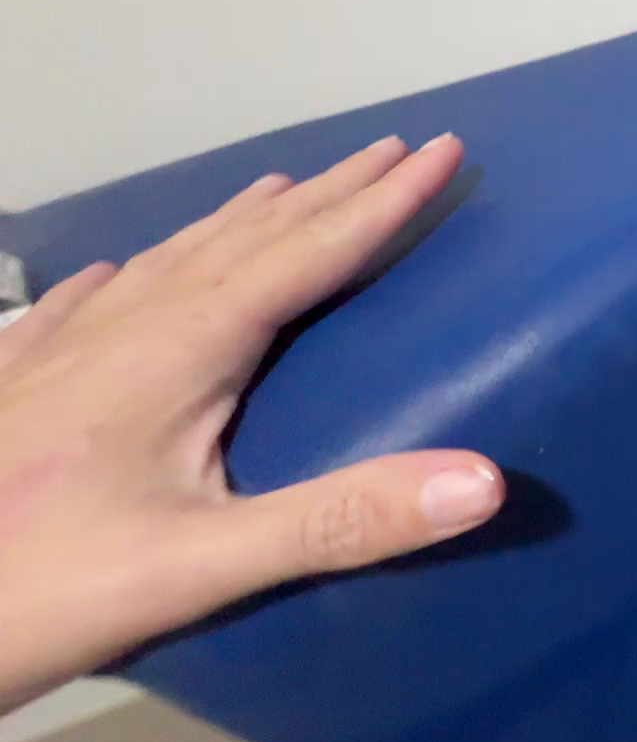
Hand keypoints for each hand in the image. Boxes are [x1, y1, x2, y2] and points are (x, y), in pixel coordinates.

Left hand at [0, 135, 504, 710]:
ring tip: (295, 184)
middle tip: (399, 148)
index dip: (387, 198)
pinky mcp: (13, 390)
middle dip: (338, 187)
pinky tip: (126, 272)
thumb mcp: (193, 566)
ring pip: (179, 255)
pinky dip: (140, 270)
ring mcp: (56, 355)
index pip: (310, 249)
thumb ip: (341, 519)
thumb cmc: (21, 593)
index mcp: (177, 348)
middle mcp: (123, 330)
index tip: (443, 149)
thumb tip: (484, 481)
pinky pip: (97, 302)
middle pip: (253, 235)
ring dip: (254, 216)